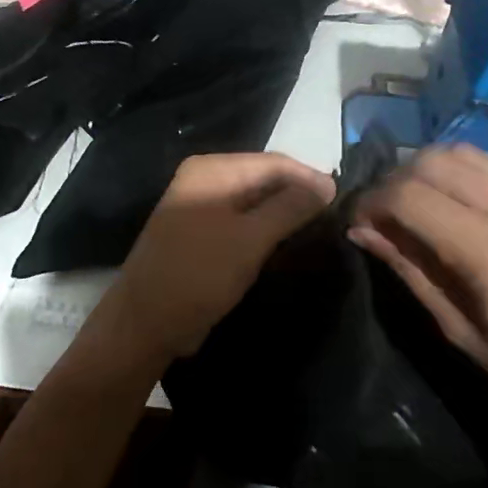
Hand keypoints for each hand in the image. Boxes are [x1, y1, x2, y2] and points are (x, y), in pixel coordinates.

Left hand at [102, 153, 334, 360]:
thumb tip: (327, 184)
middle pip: (264, 179)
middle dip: (298, 195)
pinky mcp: (202, 234)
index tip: (342, 199)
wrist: (144, 325)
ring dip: (284, 214)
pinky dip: (265, 229)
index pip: (273, 163)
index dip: (310, 178)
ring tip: (318, 229)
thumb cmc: (199, 275)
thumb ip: (290, 207)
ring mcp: (201, 207)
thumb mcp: (250, 239)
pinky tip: (288, 242)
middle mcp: (204, 179)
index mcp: (212, 170)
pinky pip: (242, 221)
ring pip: (255, 202)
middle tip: (334, 217)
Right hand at [350, 144, 487, 444]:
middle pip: (433, 160)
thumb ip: (410, 270)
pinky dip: (459, 175)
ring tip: (415, 208)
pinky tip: (455, 208)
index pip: (410, 194)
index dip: (372, 201)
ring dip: (426, 171)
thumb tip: (363, 230)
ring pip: (462, 153)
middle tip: (383, 216)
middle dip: (395, 180)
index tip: (357, 222)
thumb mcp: (461, 332)